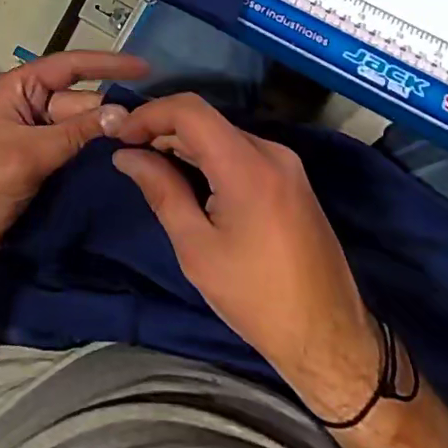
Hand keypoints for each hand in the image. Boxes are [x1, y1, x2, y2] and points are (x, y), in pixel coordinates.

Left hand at [0, 50, 149, 272]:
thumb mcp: (29, 155)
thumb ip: (77, 132)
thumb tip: (124, 113)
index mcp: (16, 89)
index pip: (69, 66)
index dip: (107, 64)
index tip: (145, 67)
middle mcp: (26, 104)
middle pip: (79, 99)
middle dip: (111, 106)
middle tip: (156, 118)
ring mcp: (32, 133)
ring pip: (79, 124)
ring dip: (107, 129)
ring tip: (149, 134)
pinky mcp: (38, 159)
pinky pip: (72, 145)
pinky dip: (94, 147)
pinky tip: (123, 152)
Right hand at [111, 93, 382, 419]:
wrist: (327, 336)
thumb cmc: (256, 298)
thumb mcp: (197, 249)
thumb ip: (161, 191)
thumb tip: (126, 155)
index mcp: (249, 166)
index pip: (191, 111)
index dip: (150, 114)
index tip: (120, 135)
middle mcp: (271, 152)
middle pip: (207, 120)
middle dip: (162, 129)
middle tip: (128, 153)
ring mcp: (285, 163)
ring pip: (222, 134)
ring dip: (184, 144)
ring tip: (150, 166)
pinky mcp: (291, 178)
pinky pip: (241, 151)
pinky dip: (208, 157)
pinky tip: (187, 177)